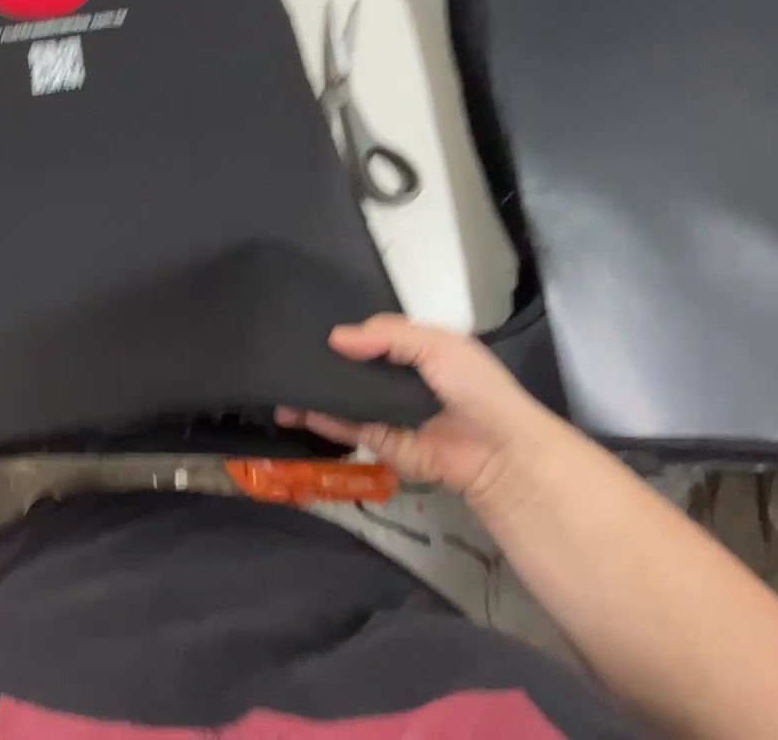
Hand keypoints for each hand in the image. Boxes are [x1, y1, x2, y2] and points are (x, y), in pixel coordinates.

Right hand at [275, 314, 572, 509]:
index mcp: (418, 354)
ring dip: (314, 394)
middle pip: (353, 370)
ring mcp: (390, 413)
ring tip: (279, 388)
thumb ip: (387, 334)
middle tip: (285, 355)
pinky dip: (323, 420)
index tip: (309, 327)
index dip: (347, 333)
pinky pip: (348, 429)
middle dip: (323, 364)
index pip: (374, 339)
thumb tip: (334, 339)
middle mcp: (400, 382)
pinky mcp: (383, 443)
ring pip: (344, 400)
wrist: (498, 450)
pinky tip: (296, 410)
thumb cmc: (473, 387)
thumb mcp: (438, 343)